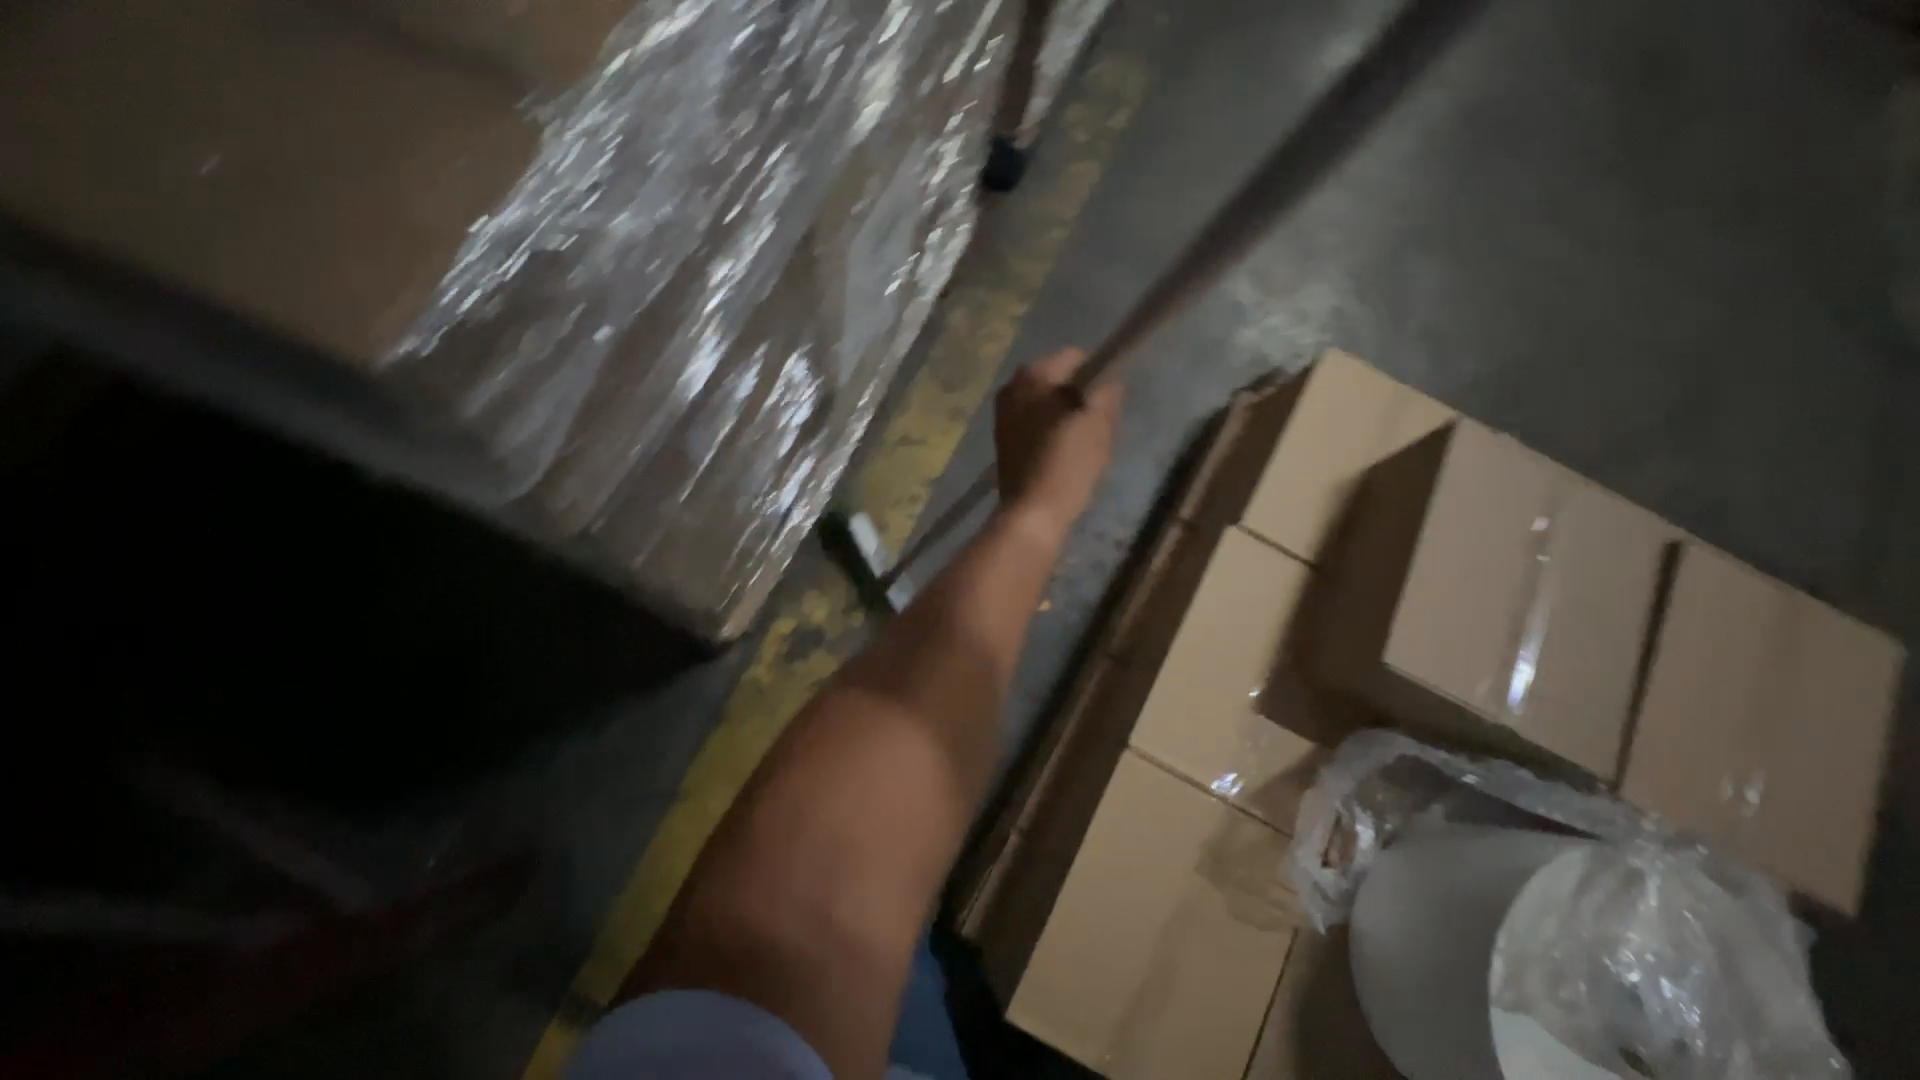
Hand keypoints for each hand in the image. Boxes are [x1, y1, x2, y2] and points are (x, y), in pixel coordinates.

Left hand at [992, 348, 1122, 542]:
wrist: (1032, 512)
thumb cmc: (1067, 464)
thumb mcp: (1098, 426)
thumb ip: (1106, 394)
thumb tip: (1109, 380)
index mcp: (1033, 376)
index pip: (1074, 357)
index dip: (1097, 374)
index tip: (1108, 401)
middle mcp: (1012, 388)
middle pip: (1057, 380)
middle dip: (1079, 395)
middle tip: (1098, 423)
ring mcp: (1003, 415)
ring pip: (1045, 402)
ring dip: (1064, 414)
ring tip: (1082, 442)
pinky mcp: (1003, 440)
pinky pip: (1034, 422)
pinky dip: (1049, 430)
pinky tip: (1062, 454)